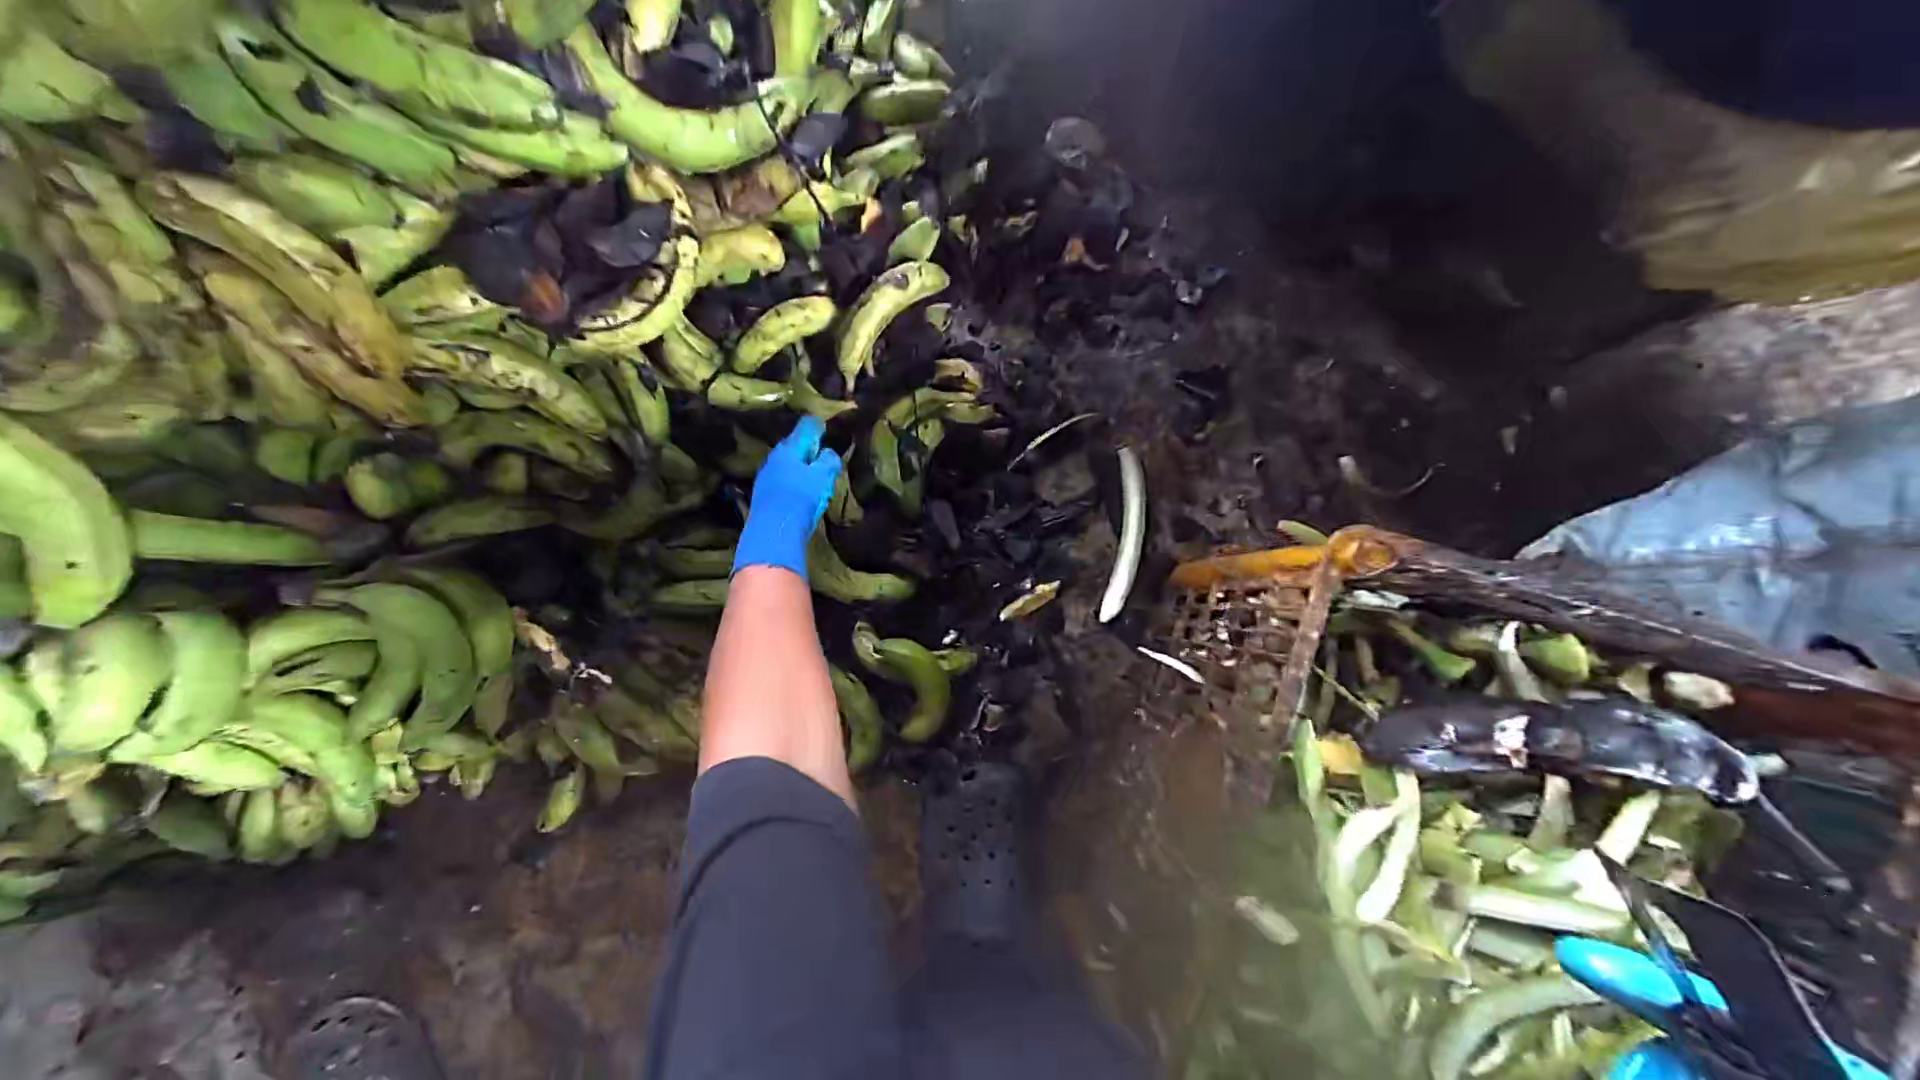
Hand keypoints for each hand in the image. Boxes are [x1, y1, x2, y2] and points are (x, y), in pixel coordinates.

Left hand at [732, 415, 842, 580]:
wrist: (773, 532)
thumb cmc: (800, 498)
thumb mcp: (822, 477)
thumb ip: (828, 461)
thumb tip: (829, 452)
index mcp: (789, 448)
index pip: (806, 427)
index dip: (819, 425)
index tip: (829, 427)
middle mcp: (774, 457)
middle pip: (795, 445)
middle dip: (809, 447)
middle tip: (824, 452)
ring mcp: (767, 476)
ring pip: (788, 463)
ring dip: (801, 465)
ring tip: (815, 474)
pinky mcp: (764, 494)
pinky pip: (783, 479)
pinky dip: (794, 480)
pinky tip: (801, 491)